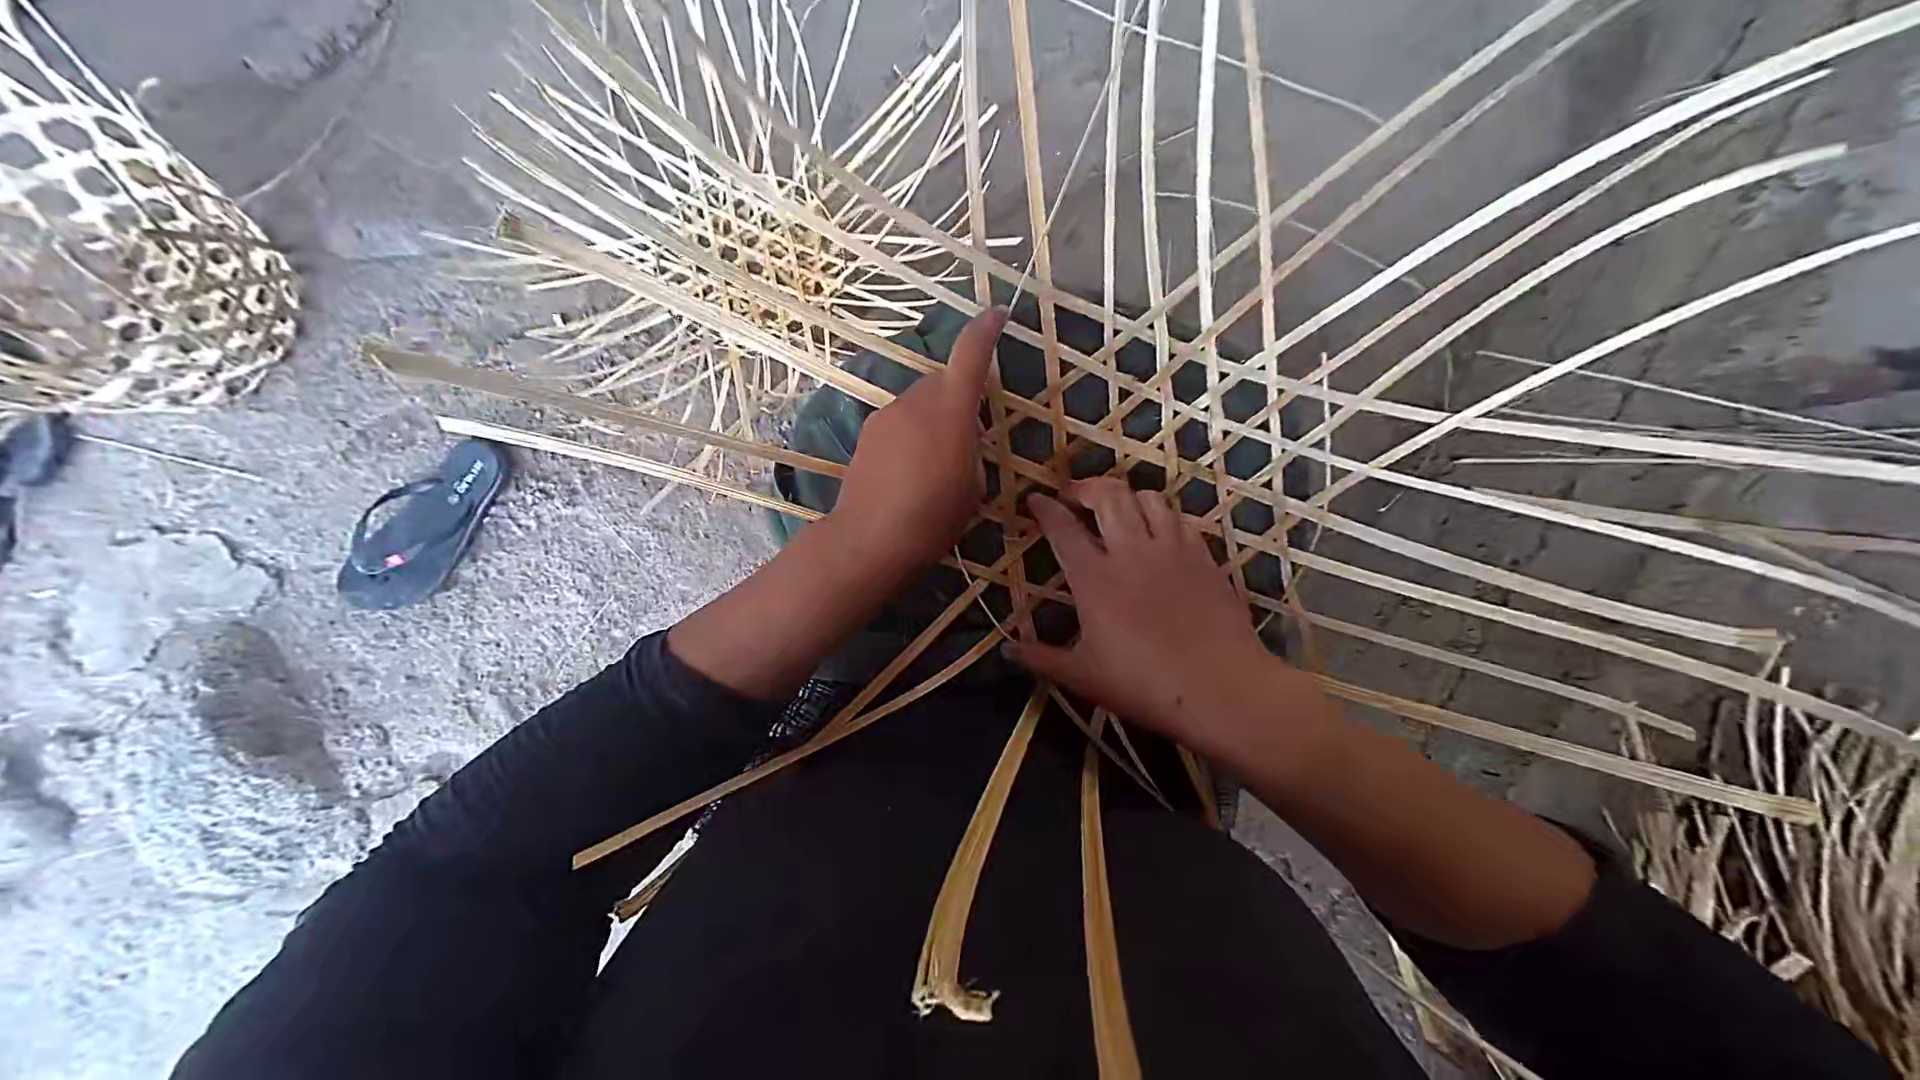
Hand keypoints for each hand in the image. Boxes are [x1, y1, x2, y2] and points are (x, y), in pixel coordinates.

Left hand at [826, 306, 1008, 577]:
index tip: (997, 315)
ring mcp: (886, 416)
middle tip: (968, 439)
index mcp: (951, 409)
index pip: (971, 354)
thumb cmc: (934, 517)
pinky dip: (910, 435)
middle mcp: (916, 401)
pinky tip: (908, 473)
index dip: (986, 330)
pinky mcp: (867, 434)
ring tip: (935, 464)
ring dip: (932, 419)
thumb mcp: (973, 489)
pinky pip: (898, 423)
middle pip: (942, 381)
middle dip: (958, 397)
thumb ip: (973, 453)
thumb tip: (964, 443)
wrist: (871, 539)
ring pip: (919, 404)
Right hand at [1004, 477, 1334, 766]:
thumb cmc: (1144, 684)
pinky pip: (1179, 518)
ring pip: (1147, 498)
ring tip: (1117, 508)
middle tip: (1074, 496)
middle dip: (1085, 487)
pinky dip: (1161, 515)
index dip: (1044, 508)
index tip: (1034, 499)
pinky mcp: (1204, 556)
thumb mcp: (1083, 677)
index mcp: (1094, 578)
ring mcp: (1172, 549)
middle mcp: (1131, 551)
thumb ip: (1041, 658)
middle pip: (1107, 495)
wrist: (1220, 688)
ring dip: (1125, 496)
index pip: (1062, 528)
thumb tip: (1006, 650)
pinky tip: (1158, 531)